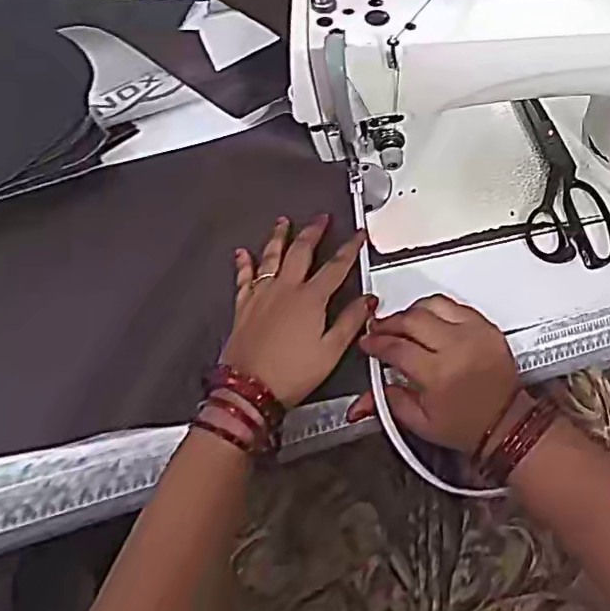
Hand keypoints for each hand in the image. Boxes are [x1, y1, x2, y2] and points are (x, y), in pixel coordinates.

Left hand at [221, 215, 372, 407]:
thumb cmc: (289, 374)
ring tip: (283, 223)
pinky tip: (242, 253)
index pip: (336, 265)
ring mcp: (262, 296)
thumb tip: (367, 302)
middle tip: (321, 219)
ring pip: (271, 256)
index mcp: (310, 299)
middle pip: (301, 250)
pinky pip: (243, 277)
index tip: (357, 236)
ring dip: (278, 237)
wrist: (247, 391)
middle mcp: (285, 290)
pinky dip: (243, 263)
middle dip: (313, 231)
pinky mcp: (243, 307)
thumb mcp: (331, 351)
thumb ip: (351, 321)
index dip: (350, 248)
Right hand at [345, 295, 518, 452]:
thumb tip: (364, 396)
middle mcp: (458, 348)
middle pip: (412, 319)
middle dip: (390, 322)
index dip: (376, 342)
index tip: (369, 342)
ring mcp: (475, 333)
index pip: (397, 347)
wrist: (505, 423)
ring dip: (414, 310)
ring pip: (434, 304)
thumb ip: (389, 402)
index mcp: (439, 374)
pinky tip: (431, 319)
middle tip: (381, 329)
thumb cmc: (468, 426)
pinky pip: (457, 306)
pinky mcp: (487, 327)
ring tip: (404, 322)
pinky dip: (439, 310)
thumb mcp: (421, 423)